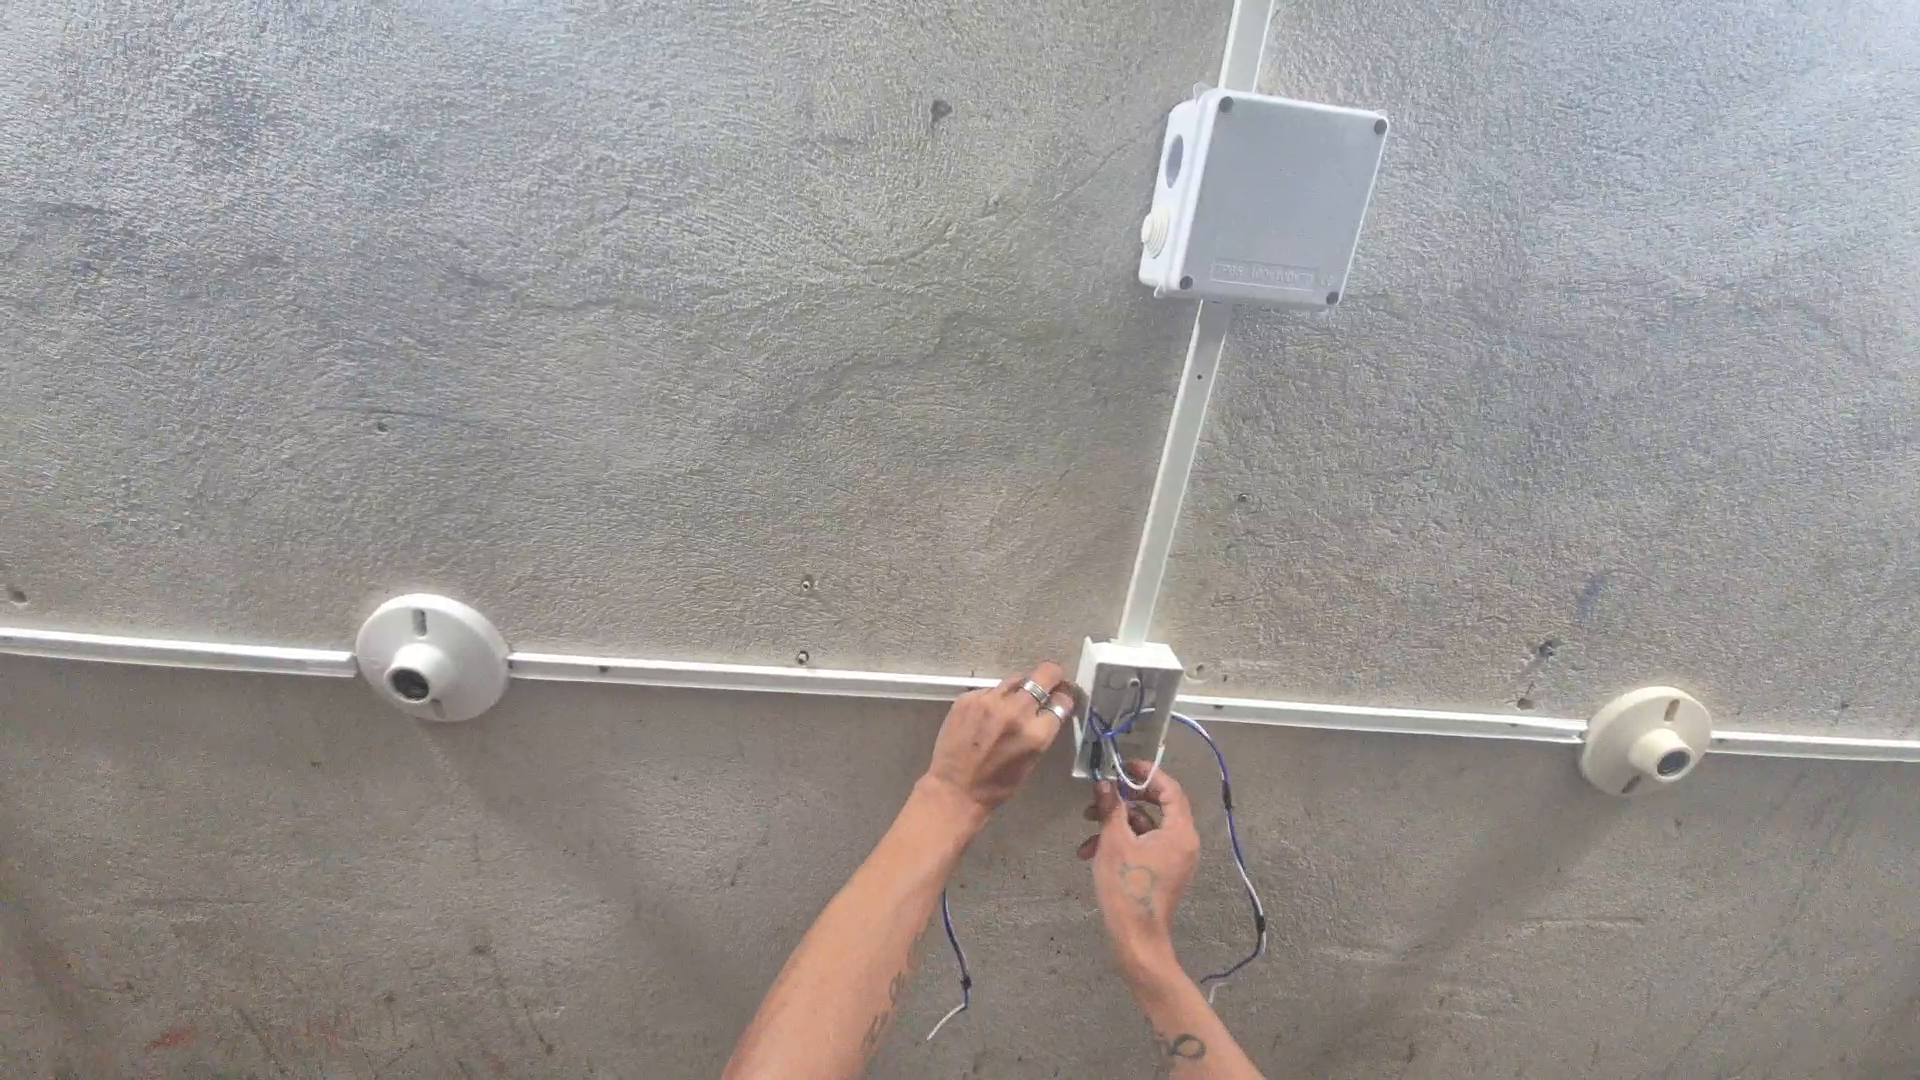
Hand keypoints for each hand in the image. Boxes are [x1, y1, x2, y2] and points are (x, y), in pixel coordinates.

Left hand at [922, 662, 1072, 815]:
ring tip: (1012, 703)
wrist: (954, 788)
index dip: (1063, 697)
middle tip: (1049, 681)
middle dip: (1050, 678)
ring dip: (1019, 689)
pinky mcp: (968, 698)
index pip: (1061, 700)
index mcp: (1035, 734)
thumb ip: (1042, 731)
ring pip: (1015, 680)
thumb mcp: (1031, 760)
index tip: (1061, 696)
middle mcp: (1015, 712)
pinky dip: (993, 699)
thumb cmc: (997, 784)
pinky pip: (990, 690)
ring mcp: (989, 701)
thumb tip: (1049, 708)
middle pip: (1043, 677)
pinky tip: (987, 715)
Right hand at [1078, 763, 1199, 976]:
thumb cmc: (1128, 886)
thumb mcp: (1114, 840)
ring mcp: (1174, 858)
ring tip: (1087, 826)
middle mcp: (1183, 842)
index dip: (1147, 773)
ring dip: (1115, 823)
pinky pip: (1143, 845)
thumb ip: (1111, 807)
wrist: (1135, 938)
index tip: (1124, 765)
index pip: (1170, 789)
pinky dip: (1120, 842)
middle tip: (1103, 794)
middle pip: (1156, 806)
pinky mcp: (1162, 871)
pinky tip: (1090, 850)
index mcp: (1180, 832)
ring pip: (1144, 826)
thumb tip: (1105, 783)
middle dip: (1124, 800)